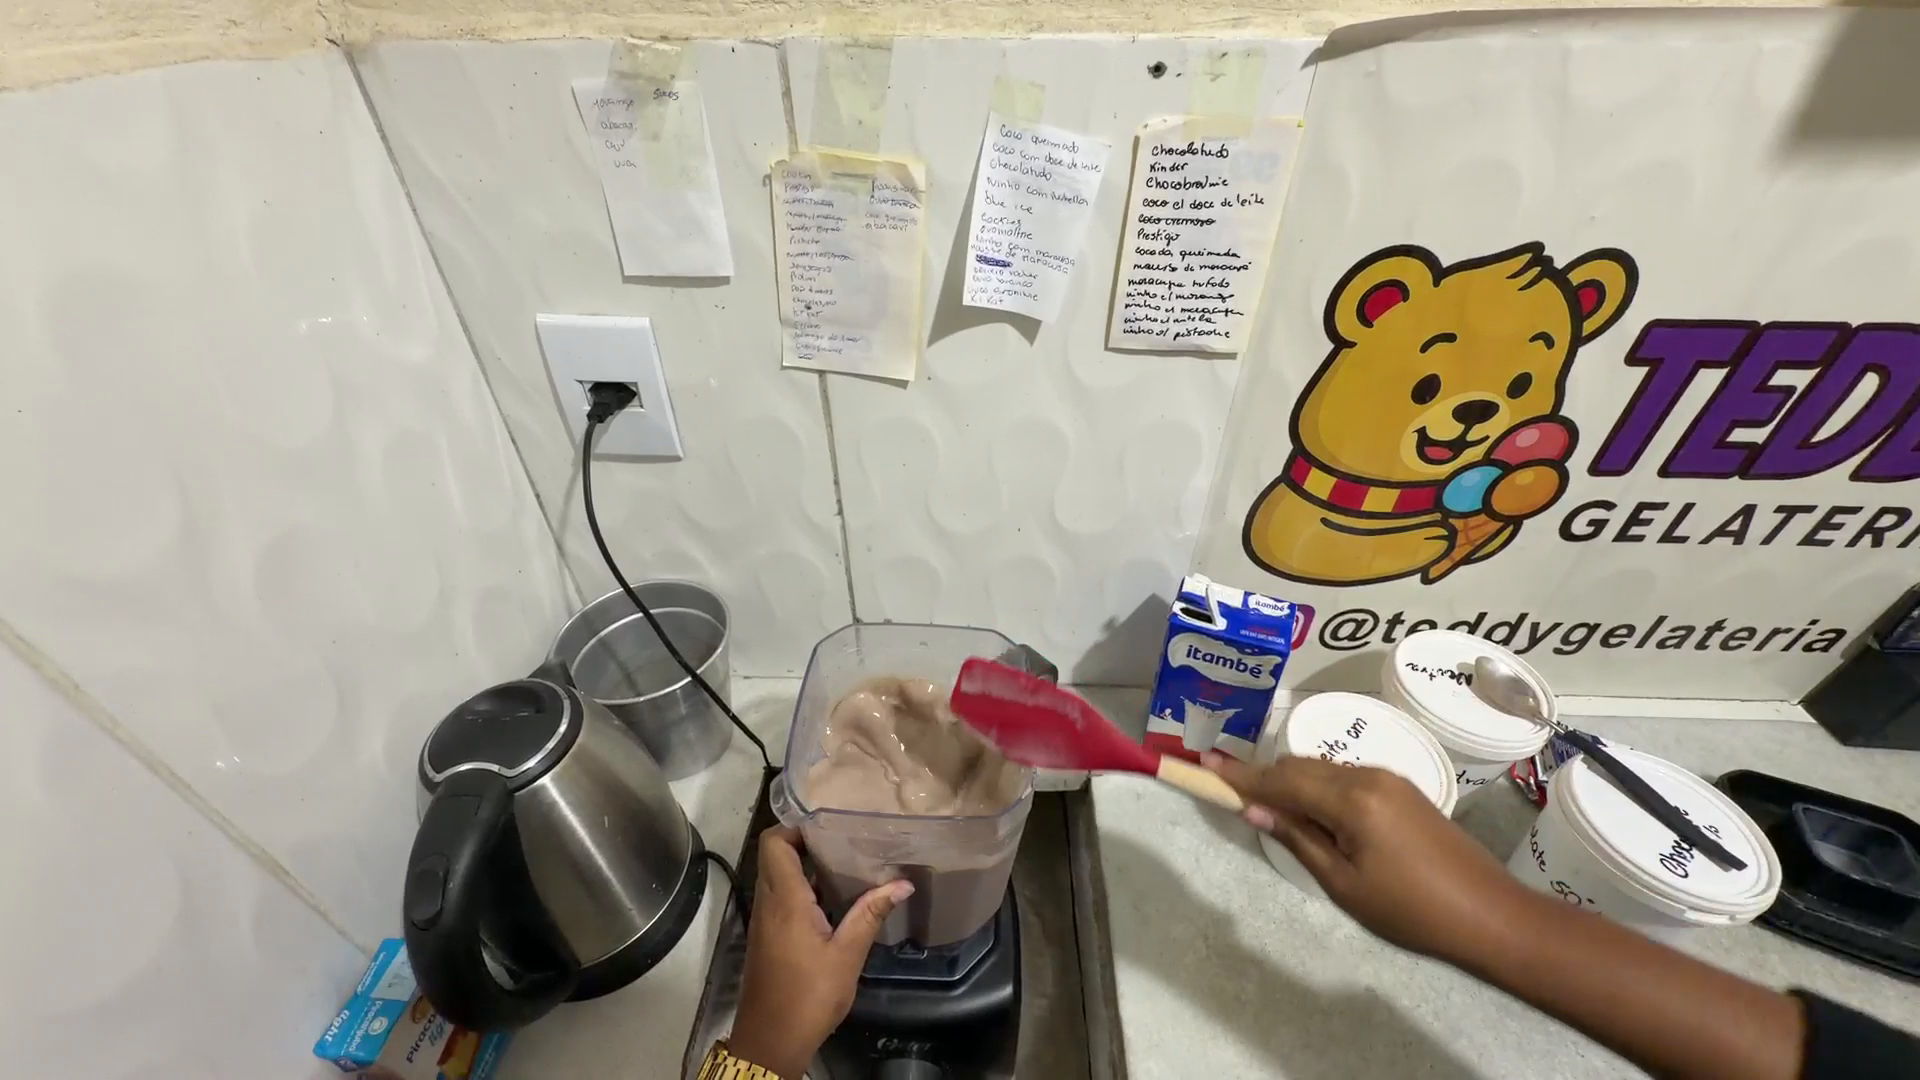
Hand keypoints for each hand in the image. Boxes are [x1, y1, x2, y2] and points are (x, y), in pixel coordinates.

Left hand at [728, 826, 912, 1077]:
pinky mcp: (767, 937)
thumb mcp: (847, 956)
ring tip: (843, 859)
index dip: (794, 826)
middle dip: (805, 841)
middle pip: (775, 855)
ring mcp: (765, 921)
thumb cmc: (808, 997)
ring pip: (777, 876)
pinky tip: (833, 897)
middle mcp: (769, 903)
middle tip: (842, 836)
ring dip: (804, 865)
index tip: (827, 823)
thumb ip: (870, 915)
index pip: (774, 843)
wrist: (769, 1045)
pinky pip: (780, 897)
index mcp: (785, 900)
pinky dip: (801, 888)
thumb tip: (903, 883)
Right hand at [1204, 752, 1525, 963]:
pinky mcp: (1399, 787)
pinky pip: (1342, 775)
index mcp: (1351, 800)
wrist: (1493, 916)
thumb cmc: (1412, 910)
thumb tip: (1253, 809)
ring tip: (1264, 801)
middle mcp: (1366, 776)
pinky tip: (1308, 807)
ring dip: (1288, 779)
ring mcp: (1386, 777)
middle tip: (1227, 785)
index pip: (1281, 779)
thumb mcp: (1343, 883)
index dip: (1240, 774)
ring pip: (1320, 767)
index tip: (1204, 763)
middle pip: (1298, 765)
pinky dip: (1315, 785)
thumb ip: (1295, 838)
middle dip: (1261, 775)